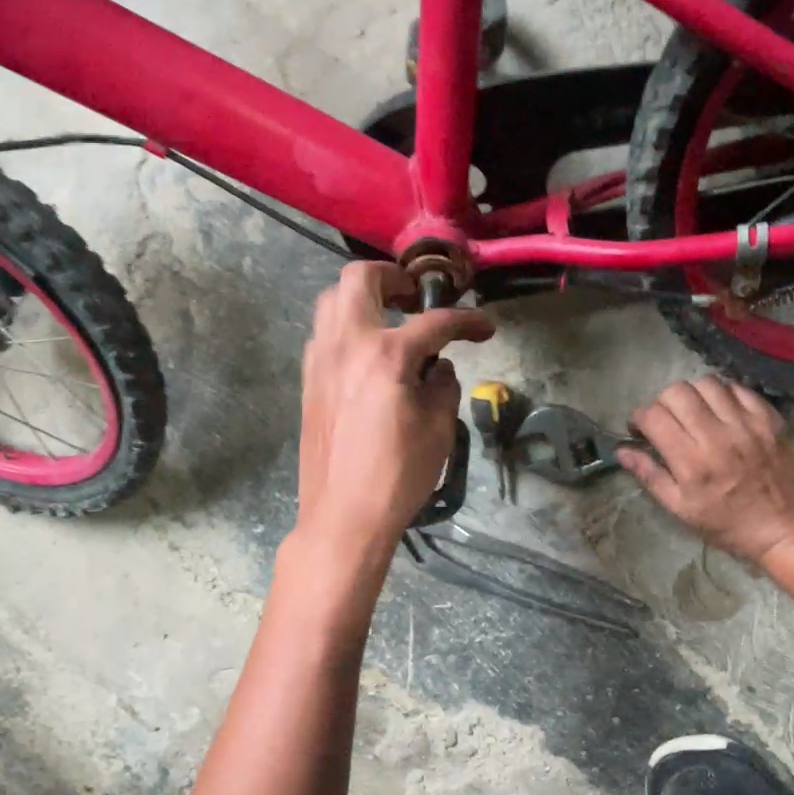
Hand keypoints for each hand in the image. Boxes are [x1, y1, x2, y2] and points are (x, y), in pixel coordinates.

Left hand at [295, 262, 494, 546]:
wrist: (344, 516)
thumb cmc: (397, 476)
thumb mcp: (438, 430)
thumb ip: (443, 387)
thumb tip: (438, 369)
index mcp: (386, 356)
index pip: (434, 322)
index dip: (466, 321)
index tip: (485, 328)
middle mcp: (347, 345)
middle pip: (360, 278)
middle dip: (394, 278)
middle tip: (416, 299)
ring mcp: (320, 361)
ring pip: (331, 301)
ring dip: (363, 299)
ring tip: (388, 321)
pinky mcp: (308, 382)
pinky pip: (323, 334)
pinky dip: (346, 329)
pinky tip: (366, 357)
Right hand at [617, 376, 793, 563]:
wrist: (786, 530)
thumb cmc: (728, 525)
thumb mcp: (681, 510)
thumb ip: (650, 476)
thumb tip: (621, 450)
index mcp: (691, 462)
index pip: (653, 416)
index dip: (639, 418)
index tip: (641, 430)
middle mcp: (717, 436)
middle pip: (677, 392)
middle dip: (663, 402)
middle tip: (667, 419)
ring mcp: (747, 424)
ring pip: (708, 383)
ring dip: (693, 394)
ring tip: (695, 412)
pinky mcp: (770, 418)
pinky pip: (739, 388)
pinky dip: (724, 394)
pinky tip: (722, 411)